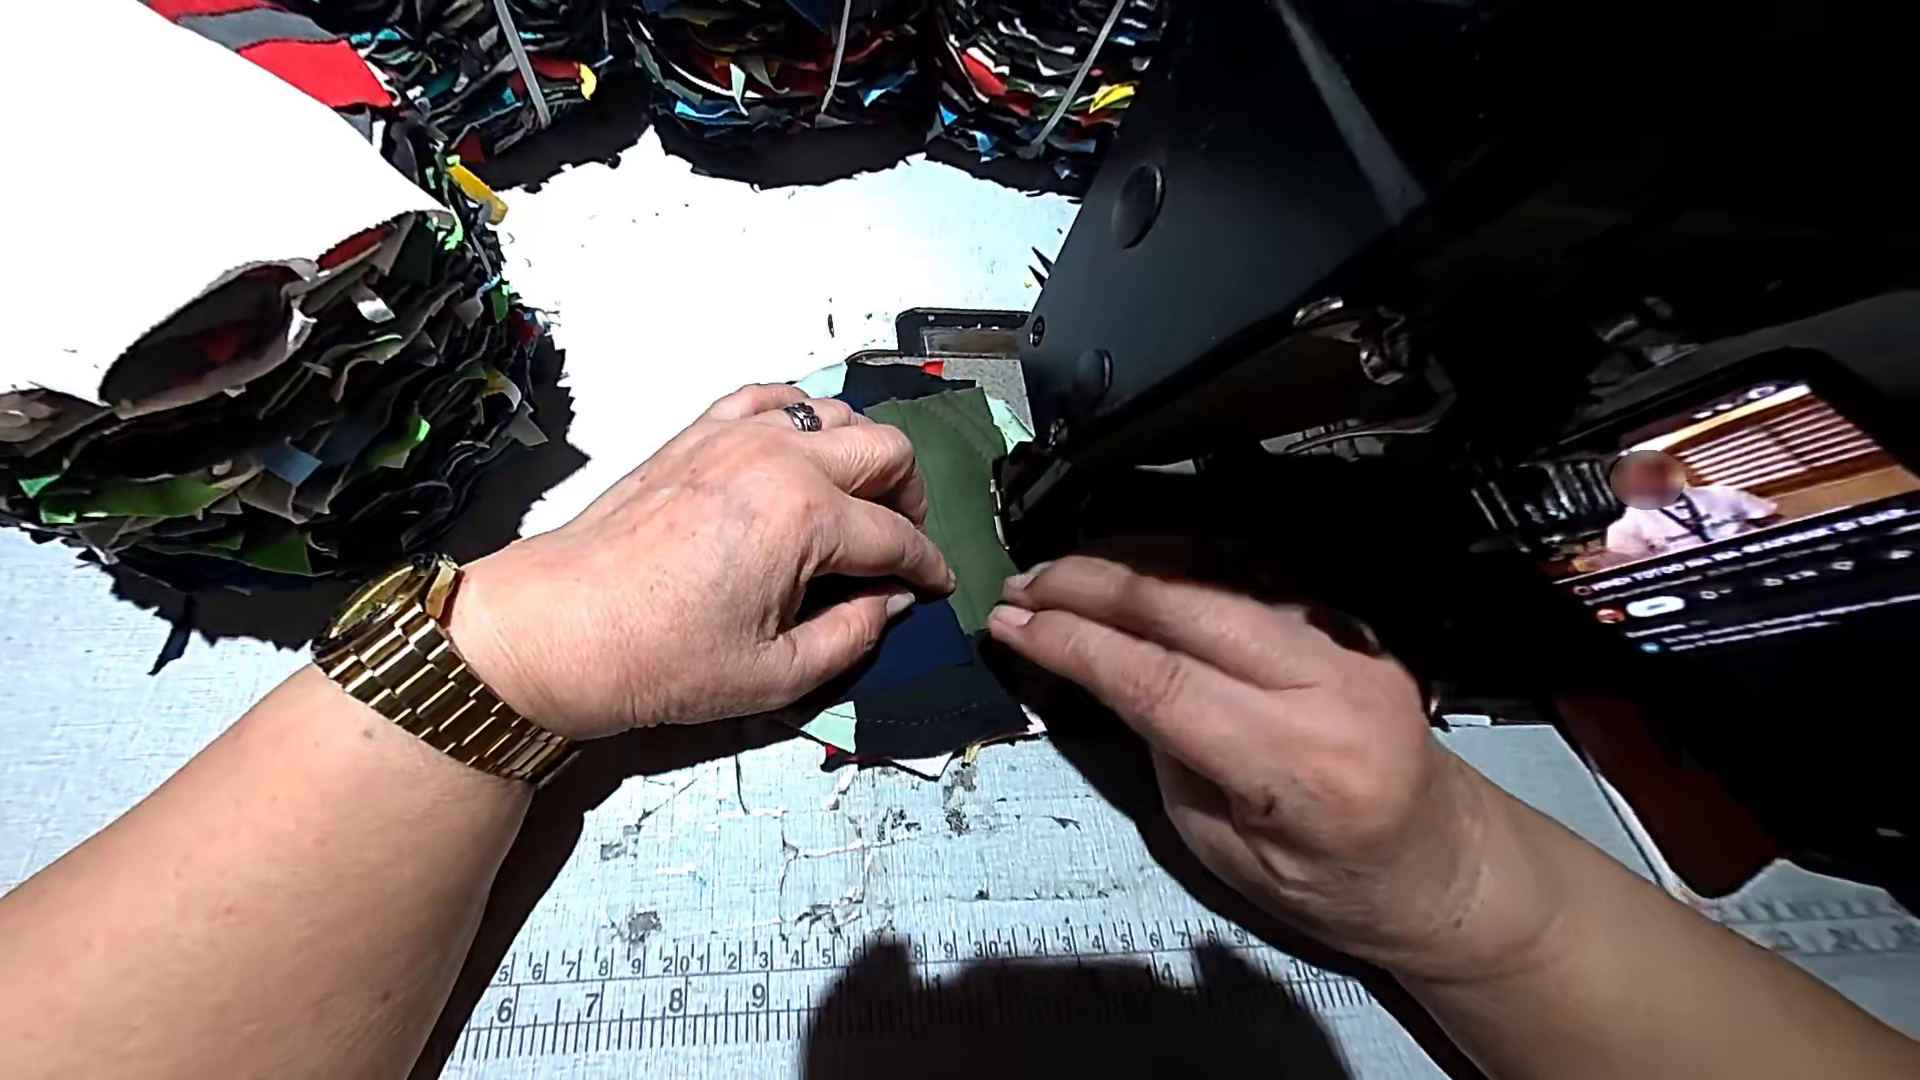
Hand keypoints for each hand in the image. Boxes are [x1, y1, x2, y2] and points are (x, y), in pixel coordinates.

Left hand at [445, 384, 952, 740]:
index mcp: (807, 518)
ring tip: (854, 500)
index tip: (938, 584)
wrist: (554, 629)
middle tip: (899, 540)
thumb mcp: (778, 673)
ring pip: (840, 414)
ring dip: (865, 457)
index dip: (928, 565)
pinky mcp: (703, 428)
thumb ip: (857, 631)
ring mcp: (740, 434)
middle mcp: (784, 458)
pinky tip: (801, 452)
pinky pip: (774, 397)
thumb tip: (892, 596)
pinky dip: (804, 419)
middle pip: (888, 453)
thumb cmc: (665, 661)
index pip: (898, 537)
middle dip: (911, 498)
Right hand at [988, 556, 1561, 980]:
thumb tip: (1096, 658)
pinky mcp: (1336, 613)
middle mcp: (1328, 679)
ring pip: (1207, 566)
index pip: (1157, 679)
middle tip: (1023, 584)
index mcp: (1297, 763)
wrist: (1443, 858)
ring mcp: (1342, 633)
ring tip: (1056, 570)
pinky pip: (1235, 565)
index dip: (1071, 642)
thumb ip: (1160, 739)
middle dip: (1085, 584)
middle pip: (1180, 603)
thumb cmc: (1322, 880)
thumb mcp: (1214, 837)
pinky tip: (1118, 559)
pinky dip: (1163, 554)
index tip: (1009, 624)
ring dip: (1117, 559)